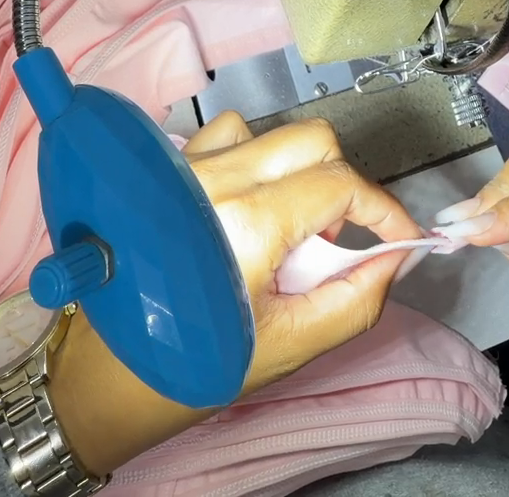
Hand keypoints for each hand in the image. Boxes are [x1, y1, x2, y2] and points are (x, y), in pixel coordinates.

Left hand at [180, 111, 423, 391]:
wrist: (107, 374)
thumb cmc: (195, 365)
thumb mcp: (290, 345)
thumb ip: (355, 299)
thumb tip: (395, 257)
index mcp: (247, 223)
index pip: (341, 185)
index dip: (385, 209)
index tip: (401, 236)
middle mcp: (216, 179)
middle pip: (315, 141)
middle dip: (347, 185)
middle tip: (336, 240)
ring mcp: (188, 167)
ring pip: (275, 134)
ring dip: (302, 171)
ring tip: (290, 225)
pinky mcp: (170, 169)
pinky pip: (230, 135)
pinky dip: (258, 158)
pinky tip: (251, 200)